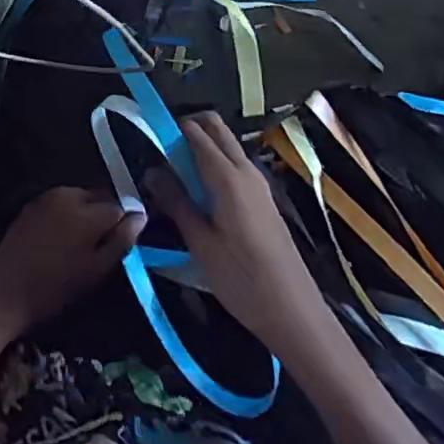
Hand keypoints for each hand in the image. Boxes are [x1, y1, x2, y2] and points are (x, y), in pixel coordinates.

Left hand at [0, 187, 145, 340]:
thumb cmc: (56, 287)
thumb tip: (140, 216)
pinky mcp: (32, 203)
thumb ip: (121, 240)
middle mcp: (68, 194)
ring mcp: (47, 196)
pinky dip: (68, 213)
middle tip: (105, 242)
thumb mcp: (96, 271)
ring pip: (80, 197)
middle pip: (99, 196)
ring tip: (84, 242)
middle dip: (107, 214)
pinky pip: (60, 201)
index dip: (127, 221)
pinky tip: (63, 237)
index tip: (127, 239)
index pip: (121, 205)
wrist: (6, 289)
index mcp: (88, 211)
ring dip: (87, 212)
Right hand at [145, 113, 322, 348]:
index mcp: (228, 177)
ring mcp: (258, 185)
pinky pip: (234, 165)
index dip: (169, 127)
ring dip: (201, 147)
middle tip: (161, 151)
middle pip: (216, 128)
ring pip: (227, 145)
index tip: (147, 139)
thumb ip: (175, 202)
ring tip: (174, 174)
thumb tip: (151, 171)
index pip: (195, 132)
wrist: (296, 315)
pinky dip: (214, 164)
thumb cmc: (242, 280)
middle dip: (188, 128)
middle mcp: (246, 171)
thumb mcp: (200, 243)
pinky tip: (198, 194)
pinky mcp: (263, 200)